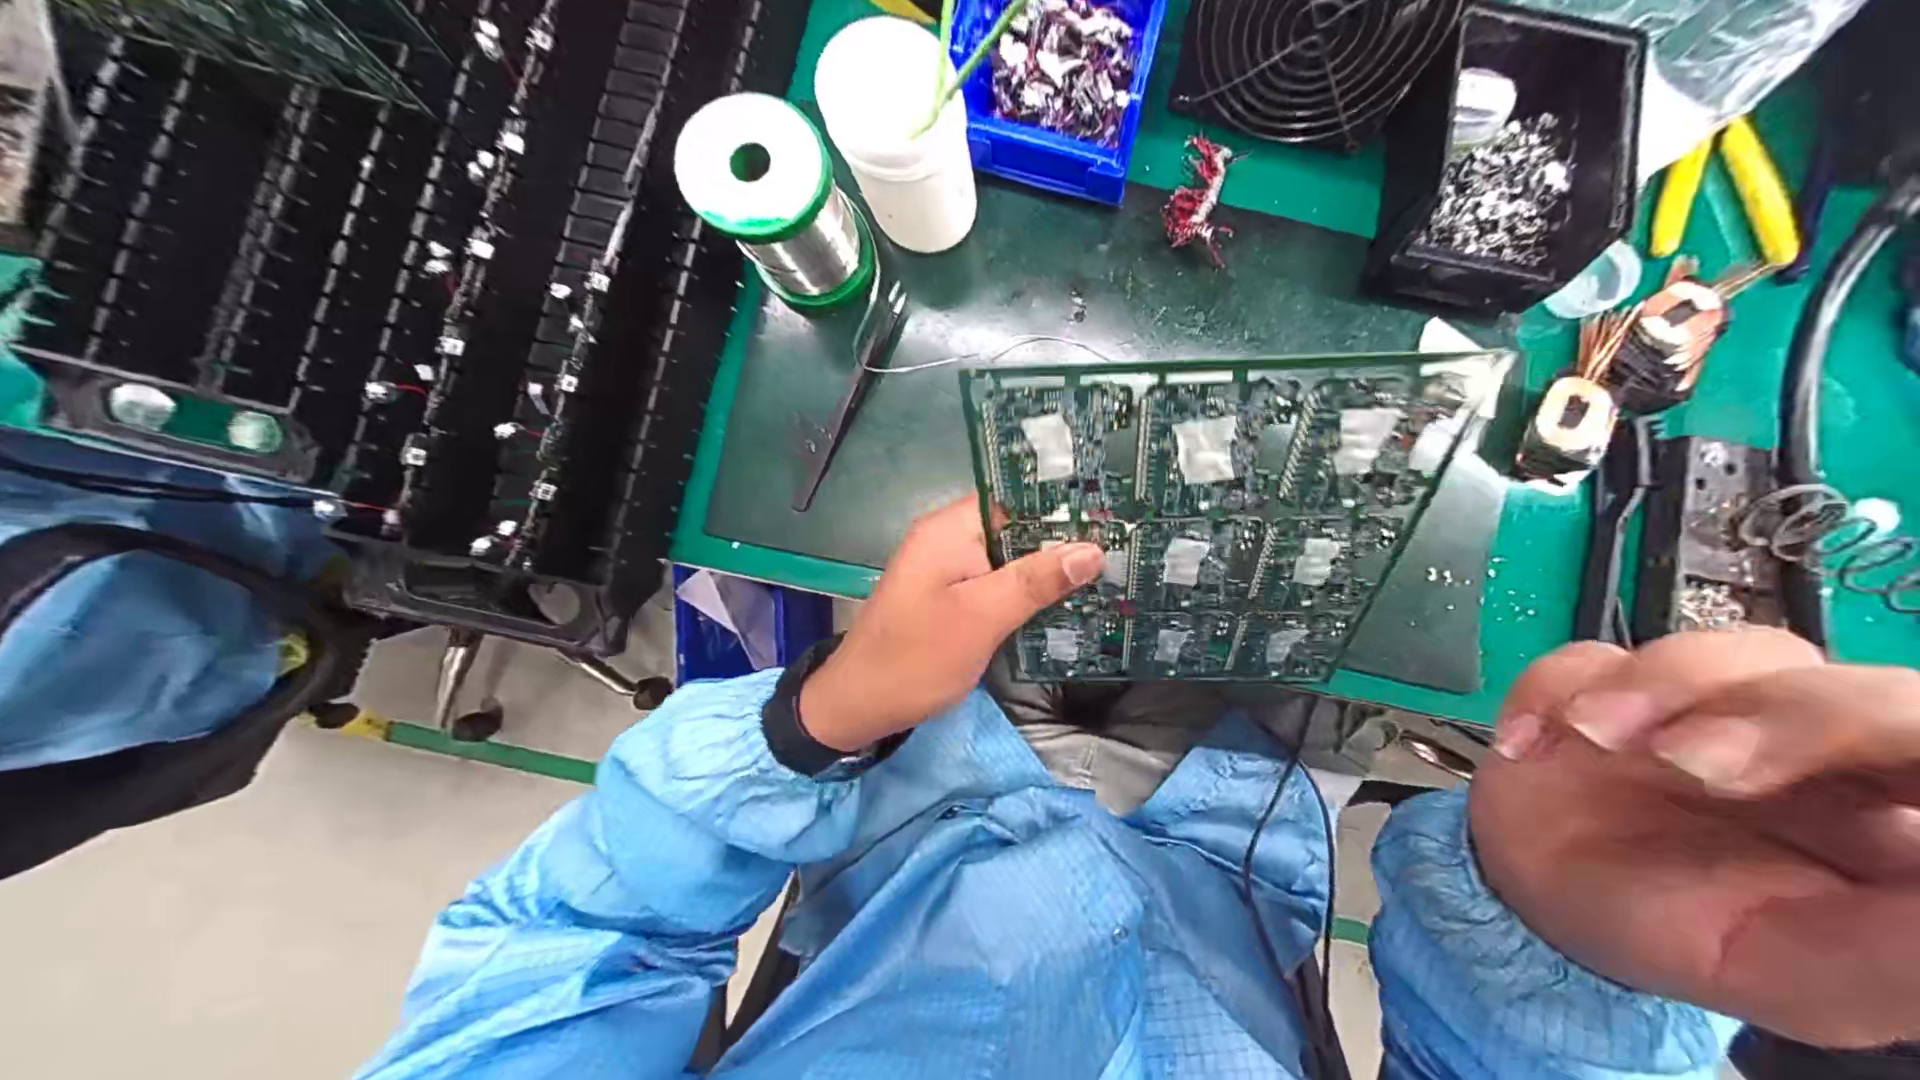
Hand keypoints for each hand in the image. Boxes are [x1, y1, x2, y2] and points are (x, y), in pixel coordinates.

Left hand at [798, 498, 1104, 752]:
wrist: (859, 705)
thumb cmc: (917, 657)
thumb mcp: (980, 617)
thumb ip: (1034, 581)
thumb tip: (1091, 550)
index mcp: (949, 528)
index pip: (1013, 497)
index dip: (1060, 505)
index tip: (1111, 514)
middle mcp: (948, 539)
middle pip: (1015, 527)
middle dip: (1062, 539)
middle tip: (1121, 547)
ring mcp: (948, 569)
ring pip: (1009, 558)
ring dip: (1048, 568)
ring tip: (1106, 572)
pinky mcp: (951, 597)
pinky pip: (997, 582)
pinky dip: (1027, 590)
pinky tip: (1065, 601)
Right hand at [1470, 629, 1919, 1047]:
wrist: (1538, 899)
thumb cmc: (1683, 940)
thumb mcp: (1810, 980)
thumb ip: (1900, 952)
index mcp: (1890, 807)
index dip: (1881, 731)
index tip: (1792, 779)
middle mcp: (1808, 746)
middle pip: (1834, 680)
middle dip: (1771, 711)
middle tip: (1684, 762)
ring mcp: (1694, 707)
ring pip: (1721, 652)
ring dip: (1652, 684)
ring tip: (1590, 736)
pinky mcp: (1601, 685)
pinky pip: (1586, 657)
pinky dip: (1549, 691)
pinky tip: (1527, 746)